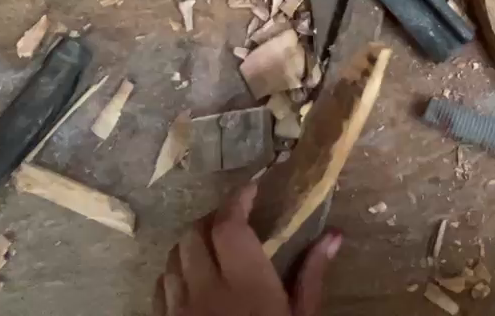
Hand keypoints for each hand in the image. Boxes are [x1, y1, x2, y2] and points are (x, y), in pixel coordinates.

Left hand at [153, 182, 341, 315]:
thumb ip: (312, 275)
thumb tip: (334, 235)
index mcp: (244, 282)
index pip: (227, 224)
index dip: (237, 199)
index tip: (252, 190)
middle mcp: (205, 290)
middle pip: (193, 234)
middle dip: (211, 219)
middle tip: (234, 220)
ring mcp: (179, 313)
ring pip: (171, 259)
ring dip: (191, 246)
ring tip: (213, 249)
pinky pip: (160, 291)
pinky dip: (174, 276)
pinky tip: (193, 284)